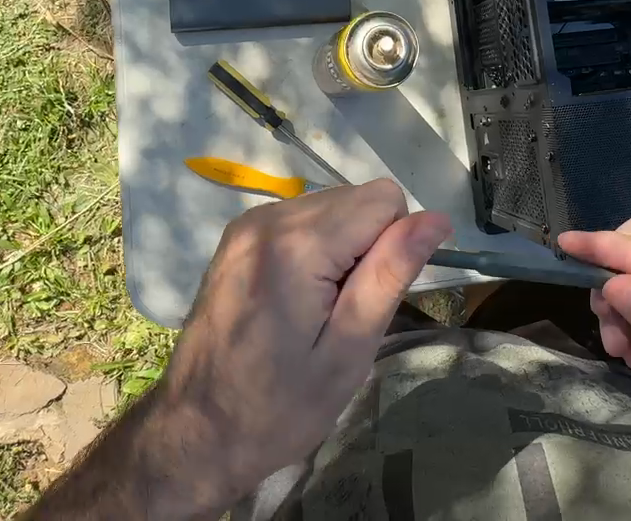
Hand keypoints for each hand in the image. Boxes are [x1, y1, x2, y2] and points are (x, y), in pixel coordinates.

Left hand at [151, 179, 451, 513]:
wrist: (194, 433)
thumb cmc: (279, 407)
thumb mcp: (348, 350)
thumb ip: (390, 273)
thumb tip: (436, 219)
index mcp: (297, 243)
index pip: (383, 199)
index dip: (395, 243)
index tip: (372, 296)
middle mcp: (268, 217)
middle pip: (356, 197)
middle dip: (368, 244)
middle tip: (343, 310)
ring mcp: (248, 222)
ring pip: (332, 204)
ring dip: (342, 245)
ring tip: (318, 307)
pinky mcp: (239, 234)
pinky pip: (302, 216)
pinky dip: (316, 246)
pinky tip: (297, 296)